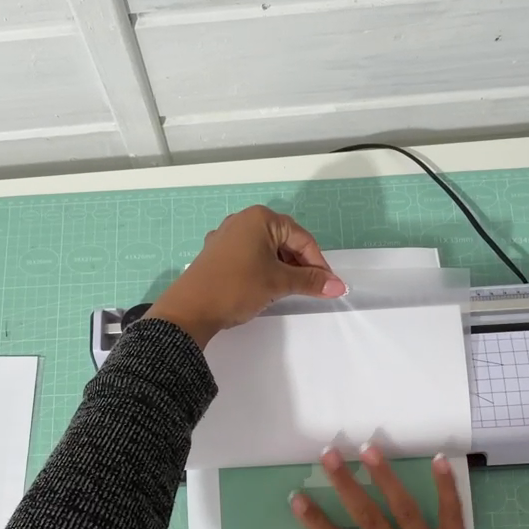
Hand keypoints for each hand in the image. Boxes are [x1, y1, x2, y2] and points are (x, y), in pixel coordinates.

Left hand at [143, 206, 345, 346]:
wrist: (190, 310)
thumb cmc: (237, 288)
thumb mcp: (278, 283)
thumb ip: (310, 281)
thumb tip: (338, 285)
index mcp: (260, 218)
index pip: (301, 238)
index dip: (318, 263)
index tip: (328, 285)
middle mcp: (242, 220)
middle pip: (284, 240)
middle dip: (299, 265)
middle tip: (311, 289)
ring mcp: (226, 236)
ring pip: (265, 249)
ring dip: (281, 268)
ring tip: (287, 291)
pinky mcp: (216, 253)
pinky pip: (248, 256)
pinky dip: (262, 269)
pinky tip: (263, 287)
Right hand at [291, 445, 528, 528]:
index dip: (316, 522)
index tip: (297, 498)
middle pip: (366, 514)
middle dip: (346, 482)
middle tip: (329, 453)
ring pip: (402, 505)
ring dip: (385, 475)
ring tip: (369, 447)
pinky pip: (451, 510)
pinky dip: (445, 485)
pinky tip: (438, 459)